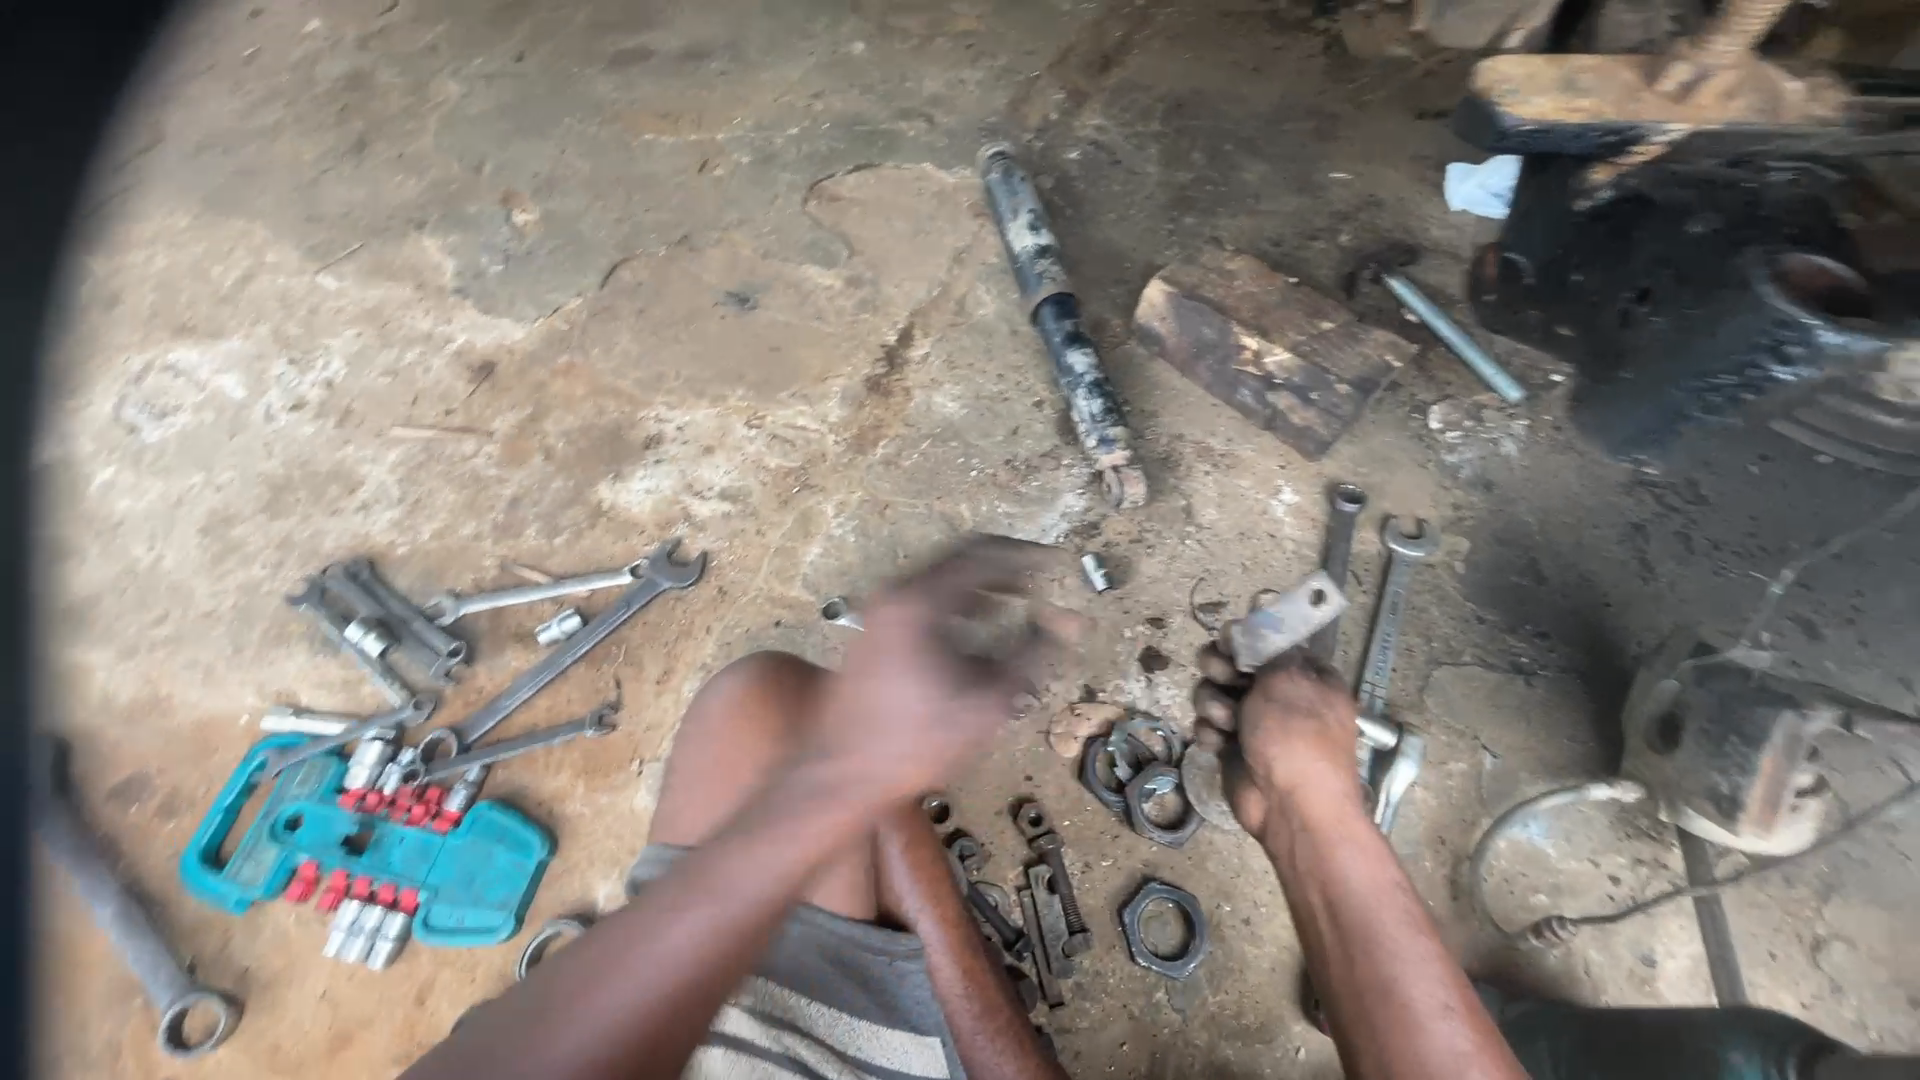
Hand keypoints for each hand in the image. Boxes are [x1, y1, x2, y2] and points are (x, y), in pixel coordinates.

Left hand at [806, 535, 1062, 804]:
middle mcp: (895, 595)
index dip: (1024, 555)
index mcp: (920, 601)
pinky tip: (976, 632)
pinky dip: (956, 606)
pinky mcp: (874, 633)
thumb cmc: (912, 742)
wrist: (839, 774)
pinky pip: (924, 601)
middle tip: (1037, 582)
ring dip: (980, 589)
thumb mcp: (986, 703)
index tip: (1052, 562)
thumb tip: (1064, 626)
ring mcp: (880, 613)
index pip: (982, 552)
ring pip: (940, 581)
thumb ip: (1030, 657)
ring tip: (1015, 604)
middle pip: (959, 560)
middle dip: (1003, 570)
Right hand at [1193, 647, 1363, 834]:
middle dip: (1220, 670)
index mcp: (1305, 675)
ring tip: (1226, 723)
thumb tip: (1253, 627)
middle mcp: (1279, 695)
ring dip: (1213, 704)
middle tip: (1224, 677)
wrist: (1290, 805)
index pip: (1267, 641)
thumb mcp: (1287, 678)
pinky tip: (1220, 744)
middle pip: (1231, 664)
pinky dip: (1210, 733)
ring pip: (1213, 693)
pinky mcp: (1233, 746)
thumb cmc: (1296, 735)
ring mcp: (1254, 722)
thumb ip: (1266, 647)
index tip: (1229, 642)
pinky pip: (1208, 725)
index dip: (1243, 639)